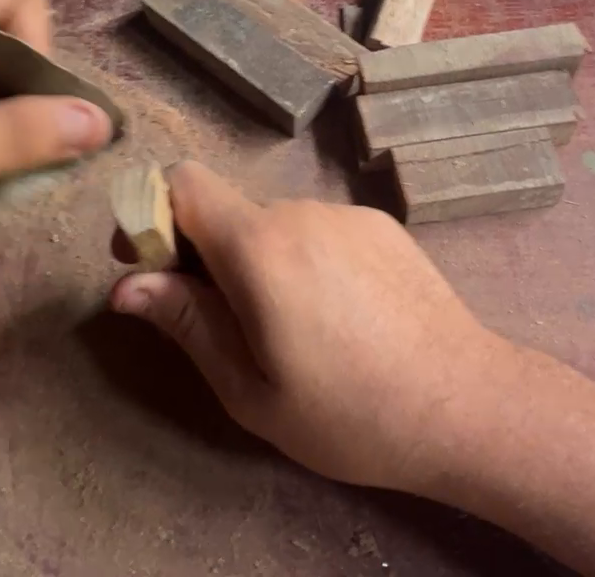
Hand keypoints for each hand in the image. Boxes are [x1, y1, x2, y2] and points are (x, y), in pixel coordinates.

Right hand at [109, 163, 518, 492]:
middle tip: (232, 325)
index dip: (154, 213)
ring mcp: (347, 212)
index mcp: (260, 247)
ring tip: (298, 329)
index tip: (153, 263)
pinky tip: (342, 314)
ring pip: (276, 225)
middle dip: (211, 256)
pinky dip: (308, 260)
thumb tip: (128, 284)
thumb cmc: (349, 413)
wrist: (465, 402)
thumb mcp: (250, 389)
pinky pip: (321, 230)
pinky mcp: (381, 223)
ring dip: (263, 262)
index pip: (184, 182)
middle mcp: (302, 210)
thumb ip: (188, 324)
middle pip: (230, 212)